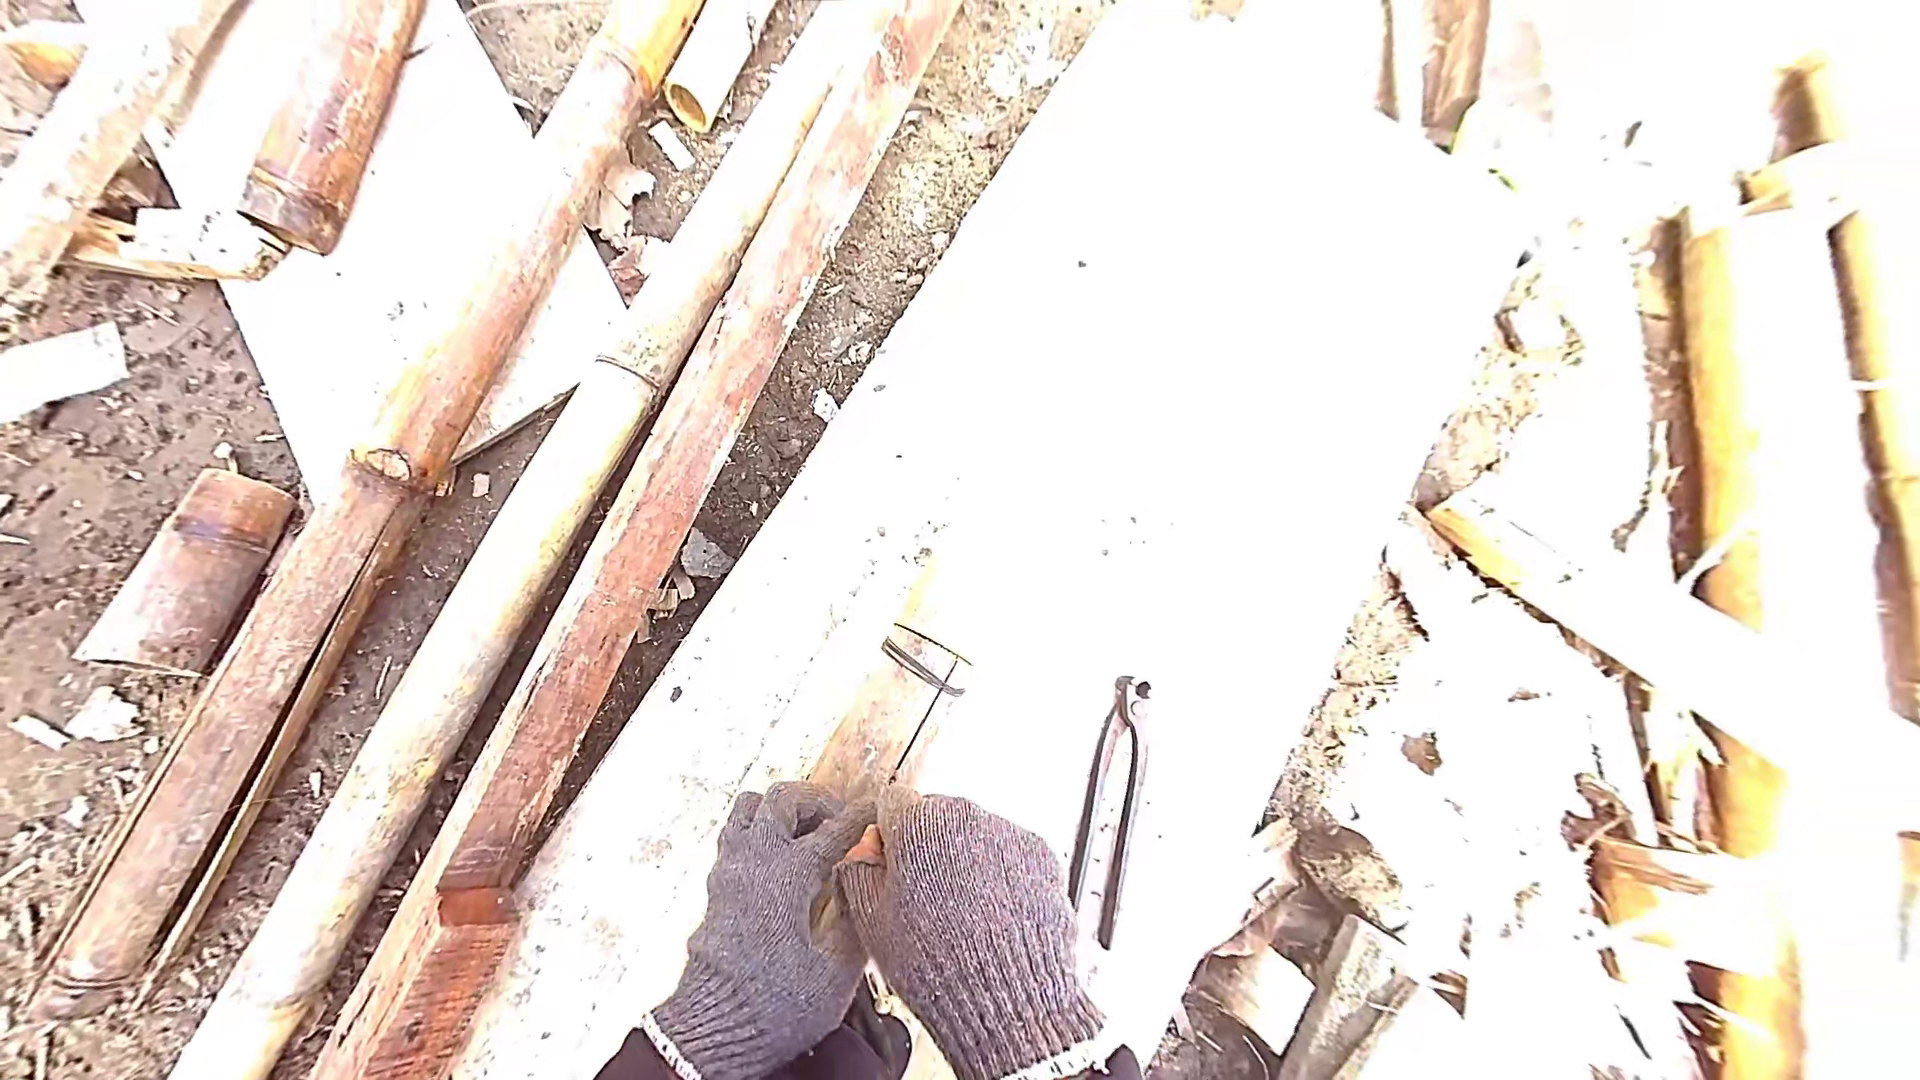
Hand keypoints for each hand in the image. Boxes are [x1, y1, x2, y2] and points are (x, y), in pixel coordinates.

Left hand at [647, 783, 874, 1079]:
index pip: (836, 829)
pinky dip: (761, 827)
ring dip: (784, 808)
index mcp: (789, 875)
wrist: (708, 1037)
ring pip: (753, 805)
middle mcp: (757, 859)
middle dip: (818, 801)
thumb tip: (865, 878)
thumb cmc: (771, 1011)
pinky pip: (737, 830)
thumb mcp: (834, 976)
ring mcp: (731, 867)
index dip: (862, 816)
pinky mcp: (716, 882)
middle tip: (838, 819)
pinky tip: (780, 853)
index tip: (877, 810)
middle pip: (786, 798)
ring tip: (806, 829)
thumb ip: (855, 917)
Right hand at [835, 788, 1106, 1079]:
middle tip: (927, 894)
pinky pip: (1009, 849)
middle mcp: (963, 814)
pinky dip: (1001, 871)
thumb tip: (864, 846)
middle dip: (928, 843)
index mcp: (918, 822)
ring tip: (965, 911)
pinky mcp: (1037, 849)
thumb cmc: (936, 964)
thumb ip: (860, 869)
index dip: (888, 833)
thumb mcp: (874, 921)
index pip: (893, 802)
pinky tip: (995, 911)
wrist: (1007, 999)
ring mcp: (1004, 829)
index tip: (892, 860)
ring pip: (973, 830)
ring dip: (965, 856)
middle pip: (936, 813)